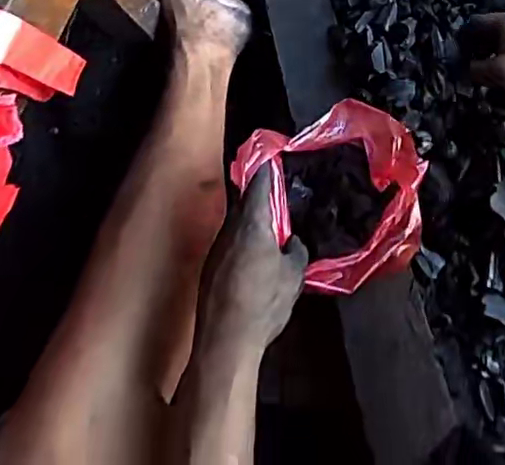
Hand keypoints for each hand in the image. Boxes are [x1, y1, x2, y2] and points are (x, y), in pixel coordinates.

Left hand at [198, 166, 307, 354]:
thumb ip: (296, 249)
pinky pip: (229, 245)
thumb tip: (290, 240)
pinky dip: (242, 243)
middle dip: (260, 197)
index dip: (268, 170)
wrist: (225, 343)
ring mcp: (215, 250)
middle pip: (245, 203)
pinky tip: (253, 258)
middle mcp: (229, 229)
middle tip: (277, 195)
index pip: (259, 184)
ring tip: (269, 229)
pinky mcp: (208, 270)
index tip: (274, 159)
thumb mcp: (294, 275)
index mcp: (252, 223)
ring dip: (251, 222)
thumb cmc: (264, 302)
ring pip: (236, 225)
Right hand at [461, 12, 504, 112]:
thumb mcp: (499, 72)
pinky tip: (504, 75)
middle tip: (469, 68)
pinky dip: (504, 59)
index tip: (456, 57)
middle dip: (476, 49)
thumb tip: (465, 68)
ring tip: (485, 75)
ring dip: (490, 57)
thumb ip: (476, 68)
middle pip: (486, 32)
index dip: (462, 39)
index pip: (473, 23)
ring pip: (499, 42)